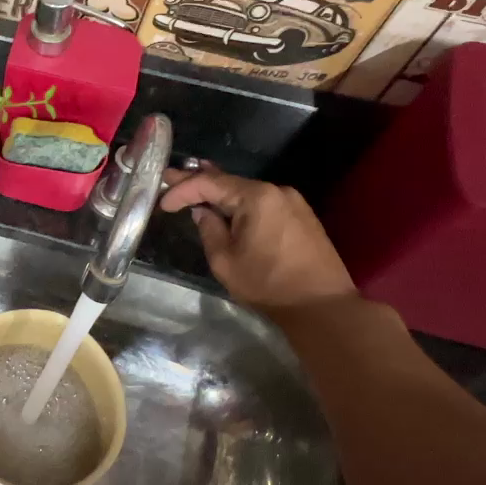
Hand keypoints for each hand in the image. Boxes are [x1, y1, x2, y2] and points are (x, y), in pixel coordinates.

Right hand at [159, 165, 357, 314]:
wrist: (323, 306)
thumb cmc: (269, 284)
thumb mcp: (225, 261)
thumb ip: (209, 229)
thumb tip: (203, 211)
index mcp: (256, 197)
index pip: (209, 183)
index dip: (182, 189)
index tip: (162, 203)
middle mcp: (276, 191)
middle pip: (230, 182)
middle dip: (199, 183)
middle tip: (170, 178)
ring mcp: (292, 202)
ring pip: (247, 192)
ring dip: (221, 194)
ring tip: (194, 190)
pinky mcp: (301, 216)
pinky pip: (263, 203)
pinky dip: (241, 204)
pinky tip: (226, 207)